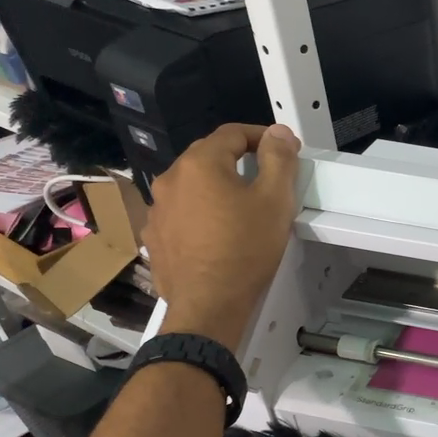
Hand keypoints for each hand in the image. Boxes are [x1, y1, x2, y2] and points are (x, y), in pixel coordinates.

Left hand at [143, 124, 300, 350]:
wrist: (208, 304)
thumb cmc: (246, 247)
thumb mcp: (275, 199)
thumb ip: (279, 159)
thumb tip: (278, 132)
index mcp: (200, 164)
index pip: (231, 133)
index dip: (261, 136)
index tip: (282, 150)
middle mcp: (170, 179)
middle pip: (208, 157)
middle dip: (238, 160)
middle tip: (266, 178)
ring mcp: (157, 209)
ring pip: (192, 186)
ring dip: (217, 188)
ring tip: (242, 209)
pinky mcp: (154, 236)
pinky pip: (181, 213)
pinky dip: (201, 212)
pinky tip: (217, 233)